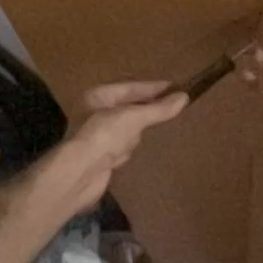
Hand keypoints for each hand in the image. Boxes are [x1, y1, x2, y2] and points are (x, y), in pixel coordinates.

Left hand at [50, 82, 187, 211]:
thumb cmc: (104, 136)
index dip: (153, 88)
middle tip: (172, 106)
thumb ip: (158, 109)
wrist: (79, 174)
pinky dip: (127, 150)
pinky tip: (132, 152)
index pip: (131, 87)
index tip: (175, 88)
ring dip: (135, 132)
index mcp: (98, 96)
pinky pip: (121, 147)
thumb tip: (184, 97)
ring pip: (126, 128)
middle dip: (146, 110)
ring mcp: (96, 136)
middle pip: (129, 107)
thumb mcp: (134, 118)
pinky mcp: (99, 157)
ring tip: (152, 131)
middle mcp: (94, 112)